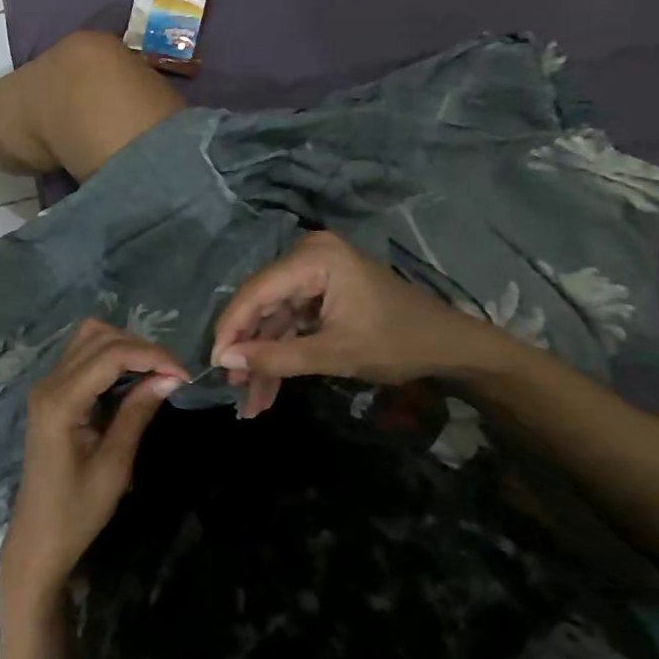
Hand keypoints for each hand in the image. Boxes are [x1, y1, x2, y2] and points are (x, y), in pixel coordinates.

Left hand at [2, 319, 188, 596]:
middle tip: (171, 373)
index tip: (184, 374)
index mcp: (60, 402)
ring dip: (126, 346)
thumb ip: (138, 412)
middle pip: (99, 336)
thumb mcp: (115, 463)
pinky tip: (133, 377)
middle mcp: (48, 384)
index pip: (111, 354)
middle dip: (141, 347)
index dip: (152, 356)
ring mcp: (46, 387)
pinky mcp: (51, 394)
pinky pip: (83, 356)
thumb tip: (171, 376)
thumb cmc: (77, 509)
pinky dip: (112, 357)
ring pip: (89, 339)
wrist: (38, 539)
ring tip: (155, 372)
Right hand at [210, 231, 499, 415]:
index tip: (213, 365)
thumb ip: (277, 357)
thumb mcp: (333, 354)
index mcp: (314, 258)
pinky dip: (283, 353)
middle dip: (249, 350)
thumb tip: (224, 361)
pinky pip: (292, 321)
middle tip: (233, 390)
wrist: (445, 343)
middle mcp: (309, 255)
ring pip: (274, 318)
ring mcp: (315, 273)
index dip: (231, 329)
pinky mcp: (321, 291)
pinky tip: (268, 389)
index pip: (256, 291)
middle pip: (262, 304)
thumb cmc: (396, 342)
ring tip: (251, 403)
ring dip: (265, 360)